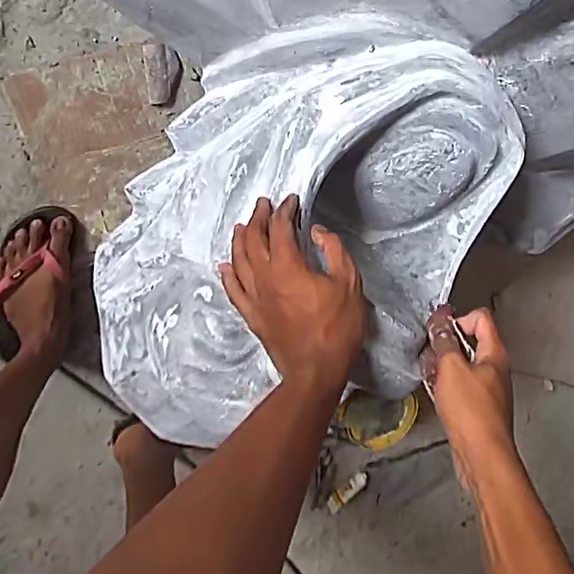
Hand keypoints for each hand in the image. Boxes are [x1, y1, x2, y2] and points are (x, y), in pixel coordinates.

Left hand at [218, 195, 365, 393]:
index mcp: (287, 266)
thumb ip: (333, 250)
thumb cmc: (337, 328)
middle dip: (258, 217)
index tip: (290, 201)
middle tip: (263, 204)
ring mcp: (254, 297)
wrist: (315, 372)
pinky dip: (227, 274)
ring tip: (243, 226)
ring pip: (239, 260)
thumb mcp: (348, 283)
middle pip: (254, 239)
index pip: (280, 228)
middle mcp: (264, 277)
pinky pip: (233, 290)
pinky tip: (224, 266)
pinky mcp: (251, 315)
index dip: (284, 211)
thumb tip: (316, 231)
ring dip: (240, 239)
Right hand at [422, 305, 515, 486]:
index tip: (440, 331)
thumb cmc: (470, 410)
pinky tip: (435, 392)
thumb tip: (440, 321)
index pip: (481, 318)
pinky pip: (461, 385)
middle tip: (431, 353)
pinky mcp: (479, 407)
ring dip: (444, 365)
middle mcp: (495, 369)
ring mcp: (488, 389)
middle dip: (446, 344)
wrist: (481, 456)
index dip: (459, 318)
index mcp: (494, 354)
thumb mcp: (451, 367)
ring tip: (430, 374)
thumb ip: (444, 340)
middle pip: (470, 341)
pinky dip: (446, 384)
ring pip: (463, 364)